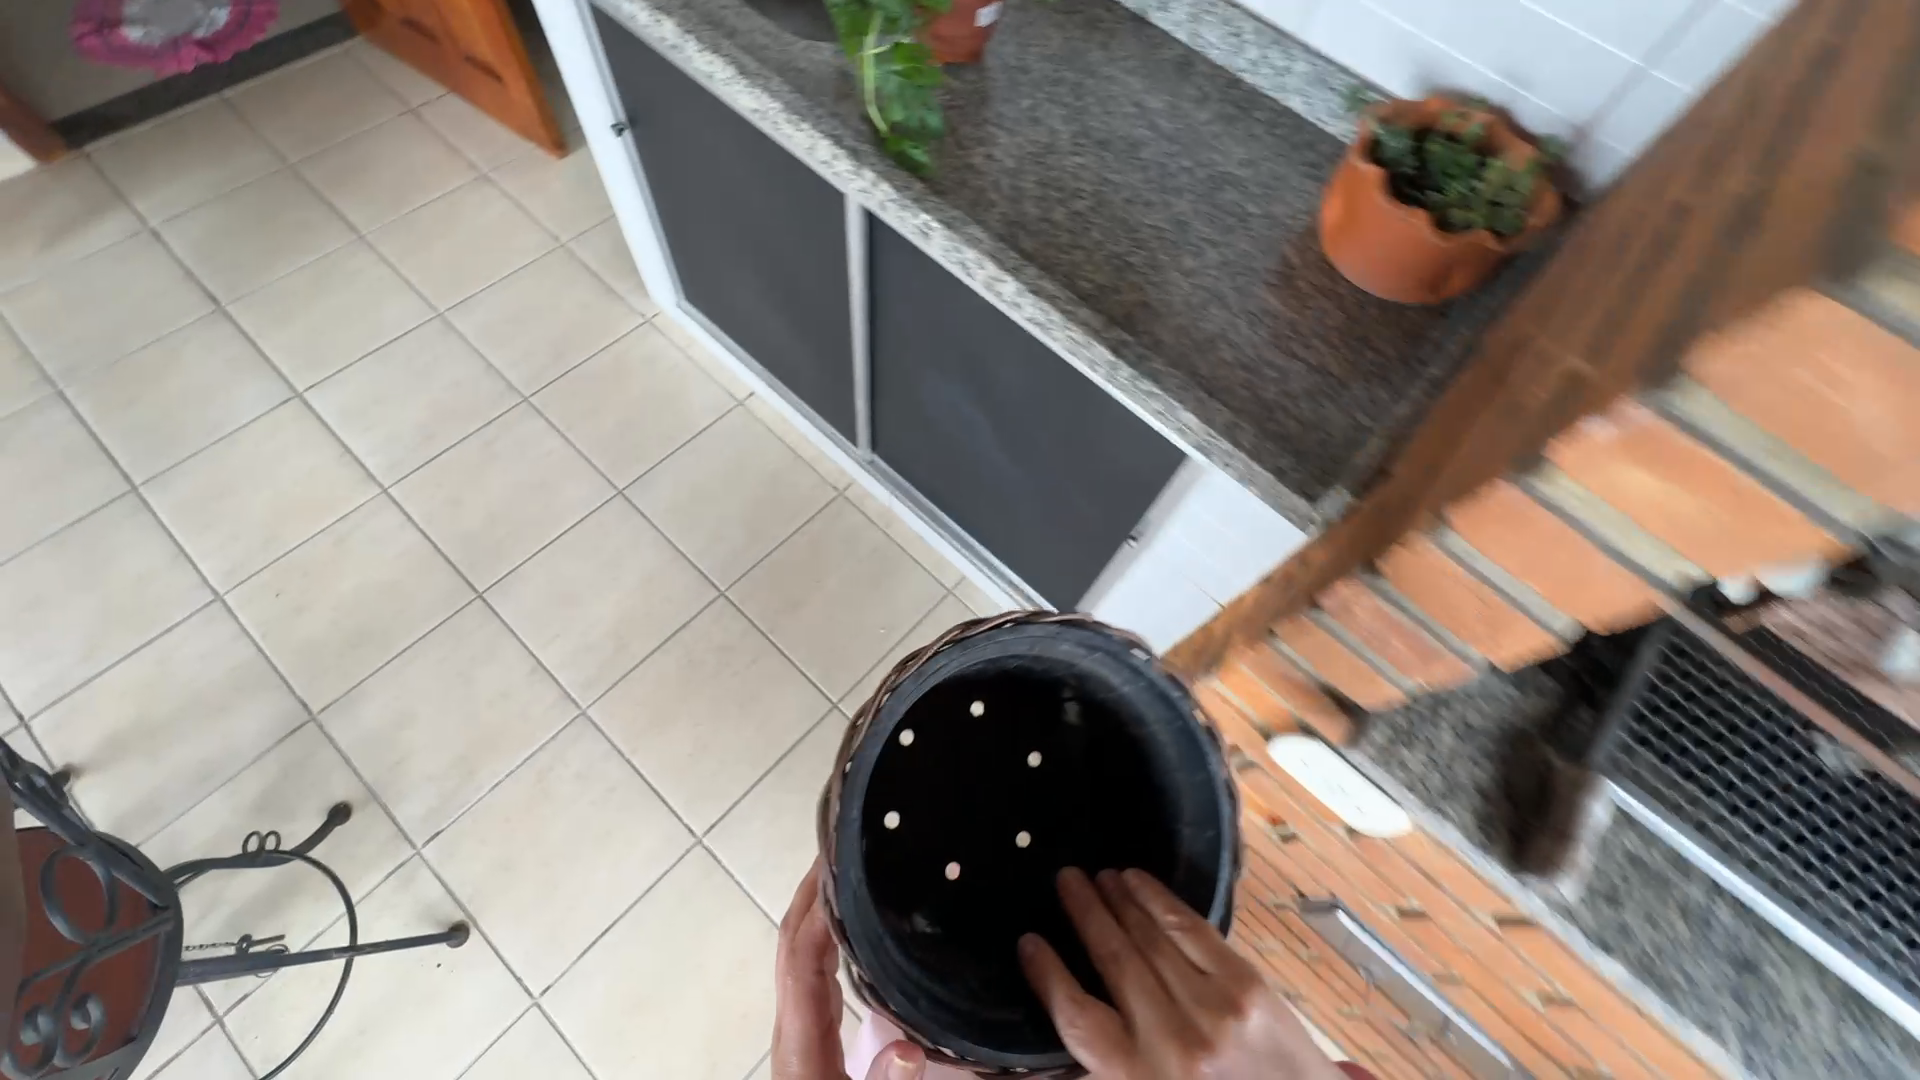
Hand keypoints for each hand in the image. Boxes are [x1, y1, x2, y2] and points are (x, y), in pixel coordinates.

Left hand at [773, 857, 926, 1079]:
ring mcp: (799, 1022)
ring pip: (797, 948)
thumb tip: (910, 1046)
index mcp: (802, 1039)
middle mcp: (794, 1022)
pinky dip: (825, 929)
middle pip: (791, 941)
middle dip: (812, 889)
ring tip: (851, 866)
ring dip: (816, 903)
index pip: (801, 959)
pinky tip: (853, 920)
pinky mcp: (810, 1027)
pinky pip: (810, 963)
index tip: (841, 867)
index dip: (817, 909)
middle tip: (844, 844)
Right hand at [1018, 868, 1347, 1079]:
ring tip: (1097, 875)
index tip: (1028, 943)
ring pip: (1147, 936)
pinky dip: (1157, 898)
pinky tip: (1137, 880)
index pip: (1076, 1018)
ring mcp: (1211, 1008)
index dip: (1047, 975)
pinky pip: (1188, 928)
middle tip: (1064, 879)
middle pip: (1112, 959)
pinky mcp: (1244, 984)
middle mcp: (1171, 1043)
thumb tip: (1068, 1012)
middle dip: (1083, 912)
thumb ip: (1111, 1065)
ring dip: (1117, 898)